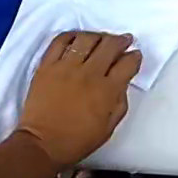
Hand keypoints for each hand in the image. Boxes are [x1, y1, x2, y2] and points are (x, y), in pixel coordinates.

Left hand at [15, 31, 142, 165]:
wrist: (43, 143)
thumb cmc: (77, 140)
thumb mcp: (108, 127)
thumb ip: (119, 102)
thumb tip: (122, 83)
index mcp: (106, 91)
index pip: (127, 64)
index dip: (134, 57)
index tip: (134, 55)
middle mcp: (88, 74)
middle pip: (109, 46)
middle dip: (121, 41)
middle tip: (124, 40)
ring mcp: (66, 67)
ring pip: (86, 39)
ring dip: (98, 36)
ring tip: (101, 39)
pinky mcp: (47, 65)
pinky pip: (59, 41)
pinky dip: (71, 35)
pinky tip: (77, 38)